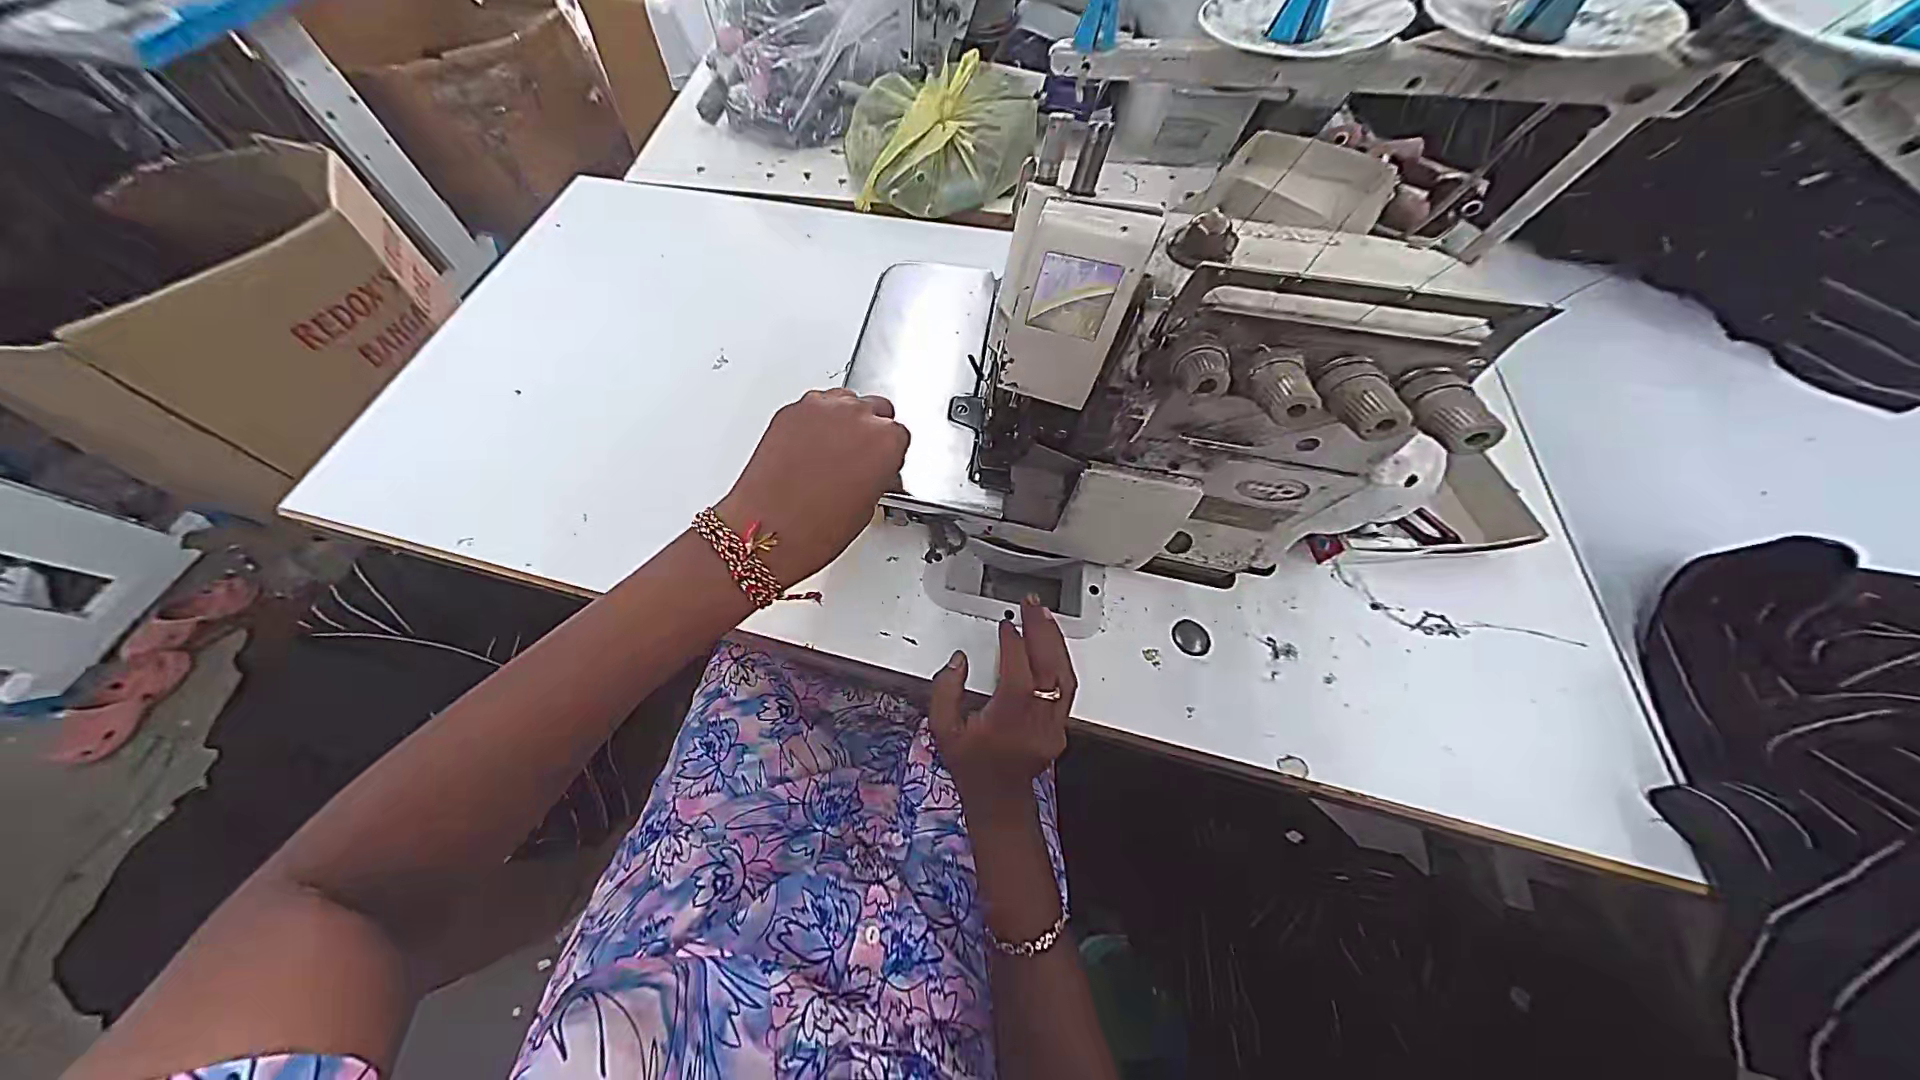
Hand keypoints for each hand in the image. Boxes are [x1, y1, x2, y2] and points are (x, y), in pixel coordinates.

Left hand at [714, 389, 907, 585]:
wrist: (770, 527)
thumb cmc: (817, 525)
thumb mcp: (868, 504)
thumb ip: (878, 473)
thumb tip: (872, 469)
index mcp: (887, 440)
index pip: (900, 434)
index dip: (890, 452)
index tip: (881, 464)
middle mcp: (857, 415)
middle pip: (875, 409)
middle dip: (870, 431)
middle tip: (858, 458)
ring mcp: (823, 408)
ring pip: (844, 401)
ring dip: (843, 421)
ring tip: (832, 453)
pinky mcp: (791, 410)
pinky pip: (813, 407)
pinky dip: (815, 423)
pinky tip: (810, 449)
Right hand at [928, 597, 1077, 814]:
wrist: (998, 800)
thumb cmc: (970, 766)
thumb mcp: (943, 729)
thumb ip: (946, 691)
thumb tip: (960, 660)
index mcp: (1007, 723)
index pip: (1018, 673)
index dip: (1014, 645)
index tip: (1007, 626)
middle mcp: (1036, 724)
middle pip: (1048, 668)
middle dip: (1041, 631)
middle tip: (1032, 607)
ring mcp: (1053, 727)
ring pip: (1064, 676)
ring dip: (1055, 642)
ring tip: (1046, 617)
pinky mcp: (1061, 727)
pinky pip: (1068, 688)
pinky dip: (1061, 661)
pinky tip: (1054, 646)